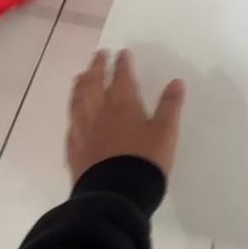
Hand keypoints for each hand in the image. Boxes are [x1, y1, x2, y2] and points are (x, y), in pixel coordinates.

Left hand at [66, 49, 185, 183]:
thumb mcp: (165, 132)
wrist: (115, 196)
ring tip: (79, 77)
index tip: (122, 52)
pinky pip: (71, 129)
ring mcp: (84, 134)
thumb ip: (170, 106)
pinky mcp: (75, 154)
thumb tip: (176, 82)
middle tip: (98, 55)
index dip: (122, 64)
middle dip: (97, 69)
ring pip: (78, 104)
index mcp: (122, 105)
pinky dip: (72, 118)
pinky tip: (73, 119)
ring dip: (79, 88)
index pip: (121, 79)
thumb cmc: (144, 160)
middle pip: (94, 86)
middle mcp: (99, 115)